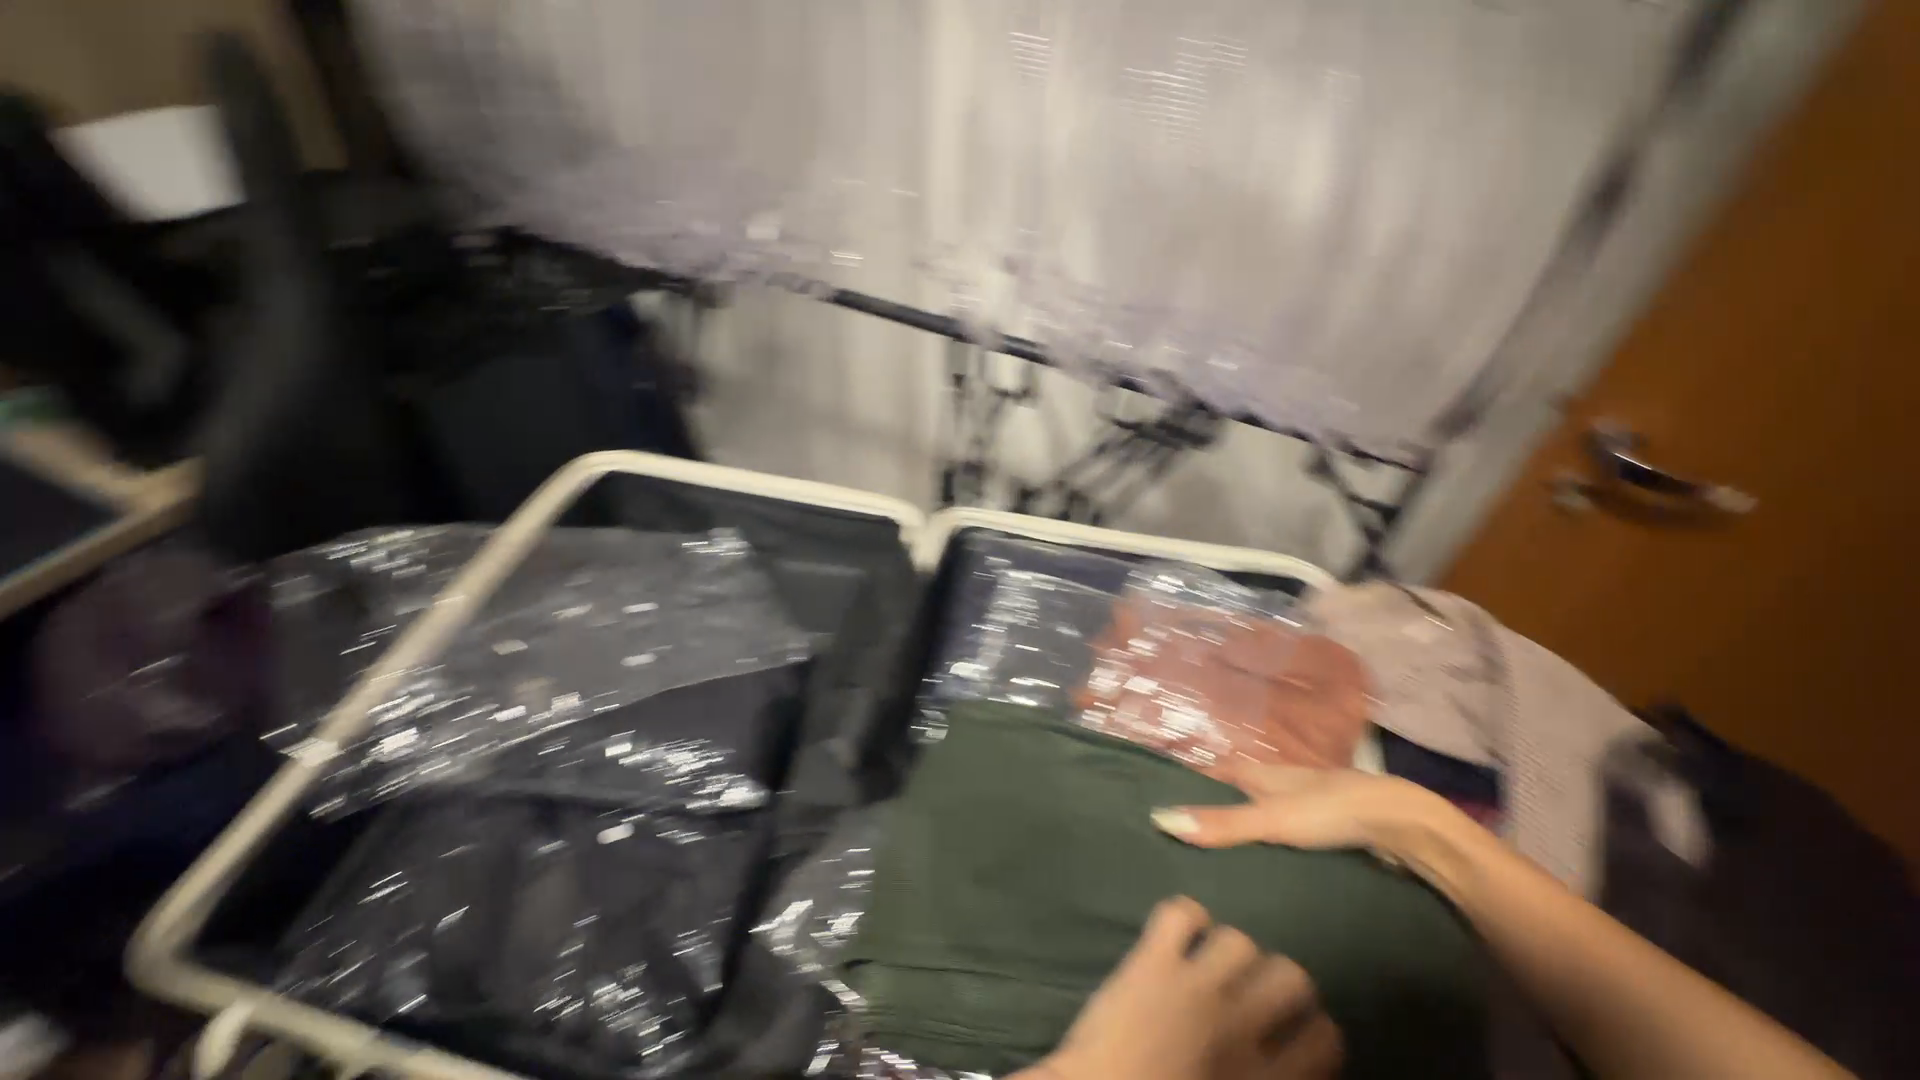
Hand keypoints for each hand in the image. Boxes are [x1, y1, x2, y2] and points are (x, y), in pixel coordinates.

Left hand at [1022, 896, 1341, 1079]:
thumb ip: (1263, 1078)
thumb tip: (1276, 1060)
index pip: (1325, 1038)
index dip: (1314, 1028)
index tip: (1295, 1028)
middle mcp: (1242, 1028)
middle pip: (1292, 976)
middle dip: (1277, 978)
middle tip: (1251, 990)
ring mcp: (1196, 988)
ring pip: (1239, 940)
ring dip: (1228, 951)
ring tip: (1210, 963)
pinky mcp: (1151, 963)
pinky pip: (1181, 913)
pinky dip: (1183, 916)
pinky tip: (1175, 934)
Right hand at [1149, 762, 1476, 879]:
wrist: (1405, 827)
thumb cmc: (1332, 811)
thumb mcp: (1271, 819)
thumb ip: (1221, 824)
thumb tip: (1157, 818)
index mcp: (1260, 774)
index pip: (1210, 774)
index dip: (1184, 786)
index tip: (1153, 808)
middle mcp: (1277, 787)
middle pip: (1233, 799)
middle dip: (1208, 818)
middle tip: (1173, 852)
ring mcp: (1303, 811)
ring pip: (1258, 822)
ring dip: (1238, 841)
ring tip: (1206, 874)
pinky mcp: (1324, 836)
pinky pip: (1282, 844)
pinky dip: (1266, 856)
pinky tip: (1256, 881)